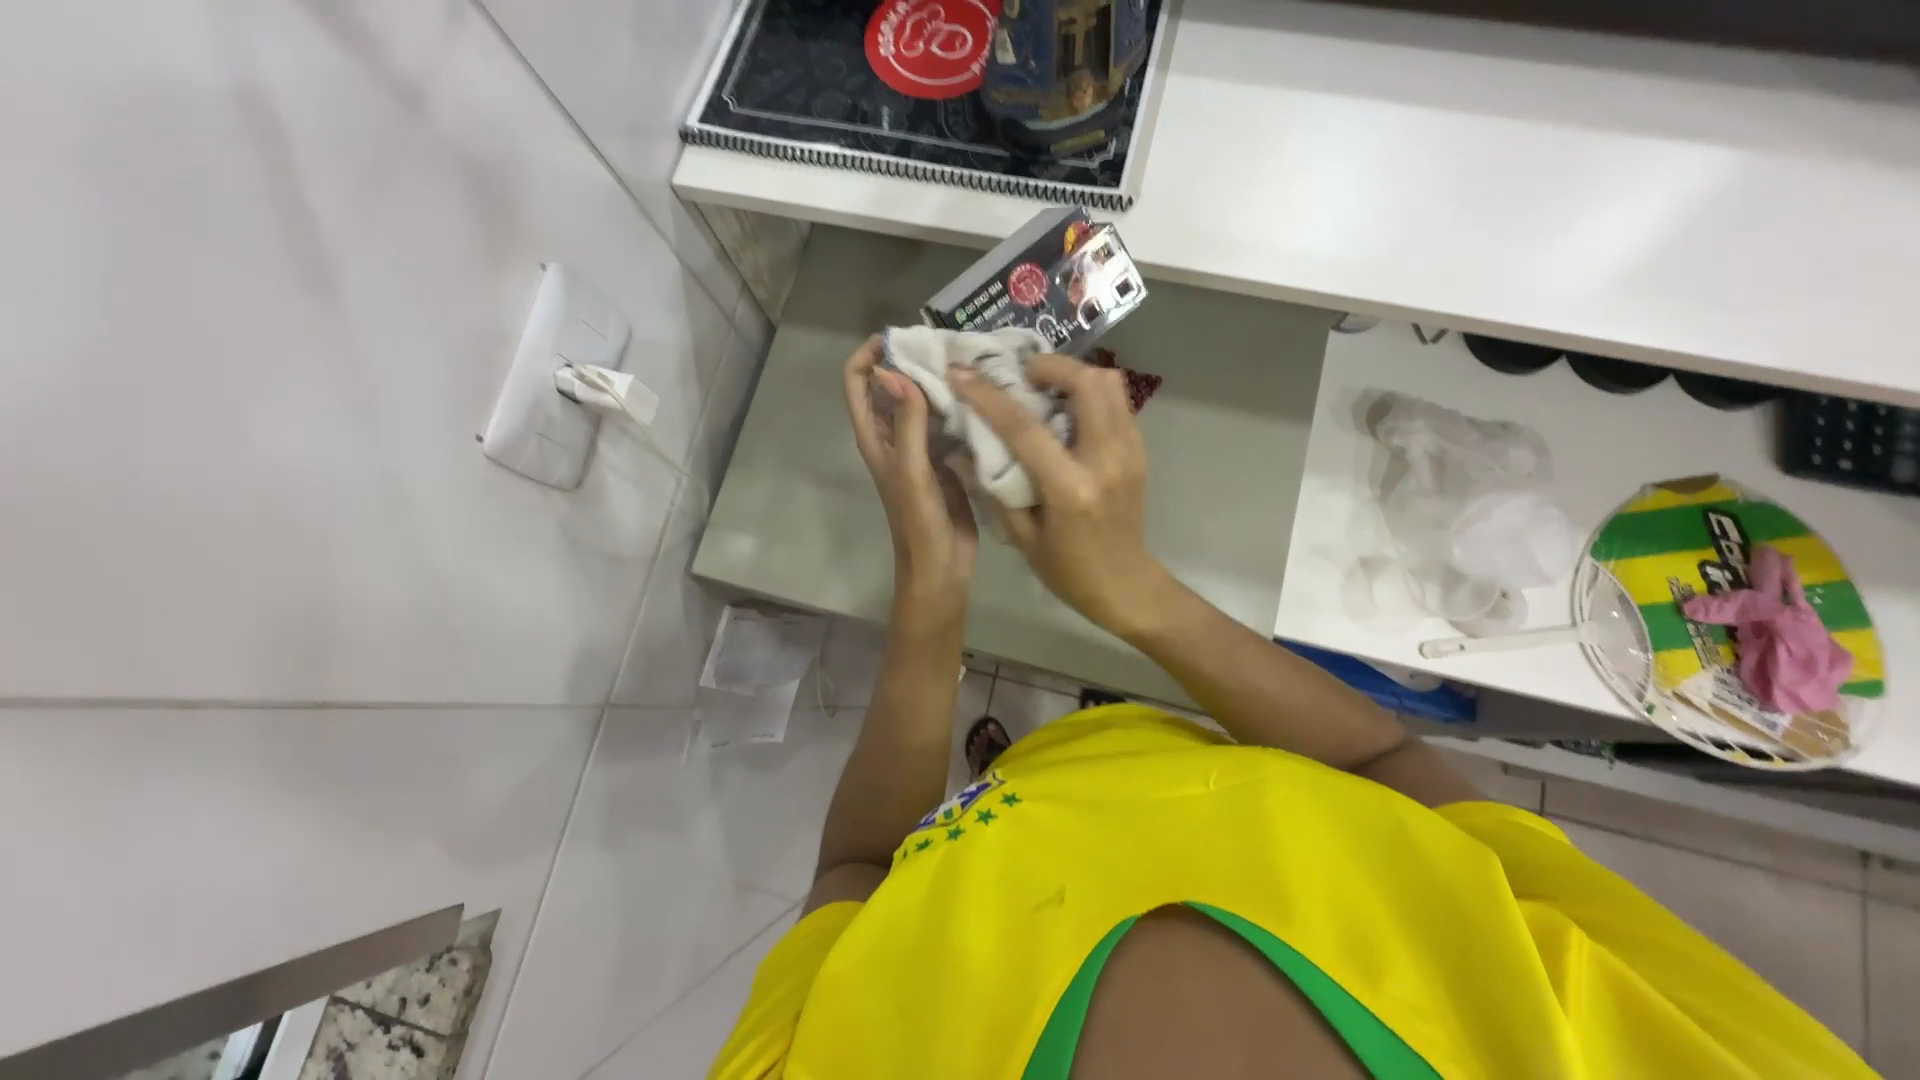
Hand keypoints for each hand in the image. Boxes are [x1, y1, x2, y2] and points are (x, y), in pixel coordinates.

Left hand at [843, 337, 977, 612]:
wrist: (942, 567)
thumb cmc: (919, 523)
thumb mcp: (911, 471)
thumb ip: (906, 423)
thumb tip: (893, 370)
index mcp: (875, 437)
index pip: (857, 381)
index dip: (871, 354)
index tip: (903, 338)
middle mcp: (895, 436)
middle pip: (893, 384)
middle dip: (913, 359)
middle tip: (949, 343)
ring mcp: (922, 446)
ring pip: (925, 400)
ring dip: (940, 380)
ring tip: (971, 360)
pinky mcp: (949, 458)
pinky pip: (951, 421)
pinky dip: (962, 404)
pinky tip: (986, 393)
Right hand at [947, 354, 1173, 635]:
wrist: (1126, 587)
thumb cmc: (1068, 571)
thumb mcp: (1022, 537)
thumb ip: (995, 488)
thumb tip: (965, 445)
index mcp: (1071, 489)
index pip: (1025, 427)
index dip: (988, 396)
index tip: (961, 373)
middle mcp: (1107, 460)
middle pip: (1086, 383)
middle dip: (1048, 366)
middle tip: (1020, 375)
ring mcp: (1130, 452)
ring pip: (1109, 383)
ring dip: (1073, 374)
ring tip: (1043, 386)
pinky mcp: (1139, 450)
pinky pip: (1117, 402)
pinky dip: (1089, 392)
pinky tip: (1065, 409)